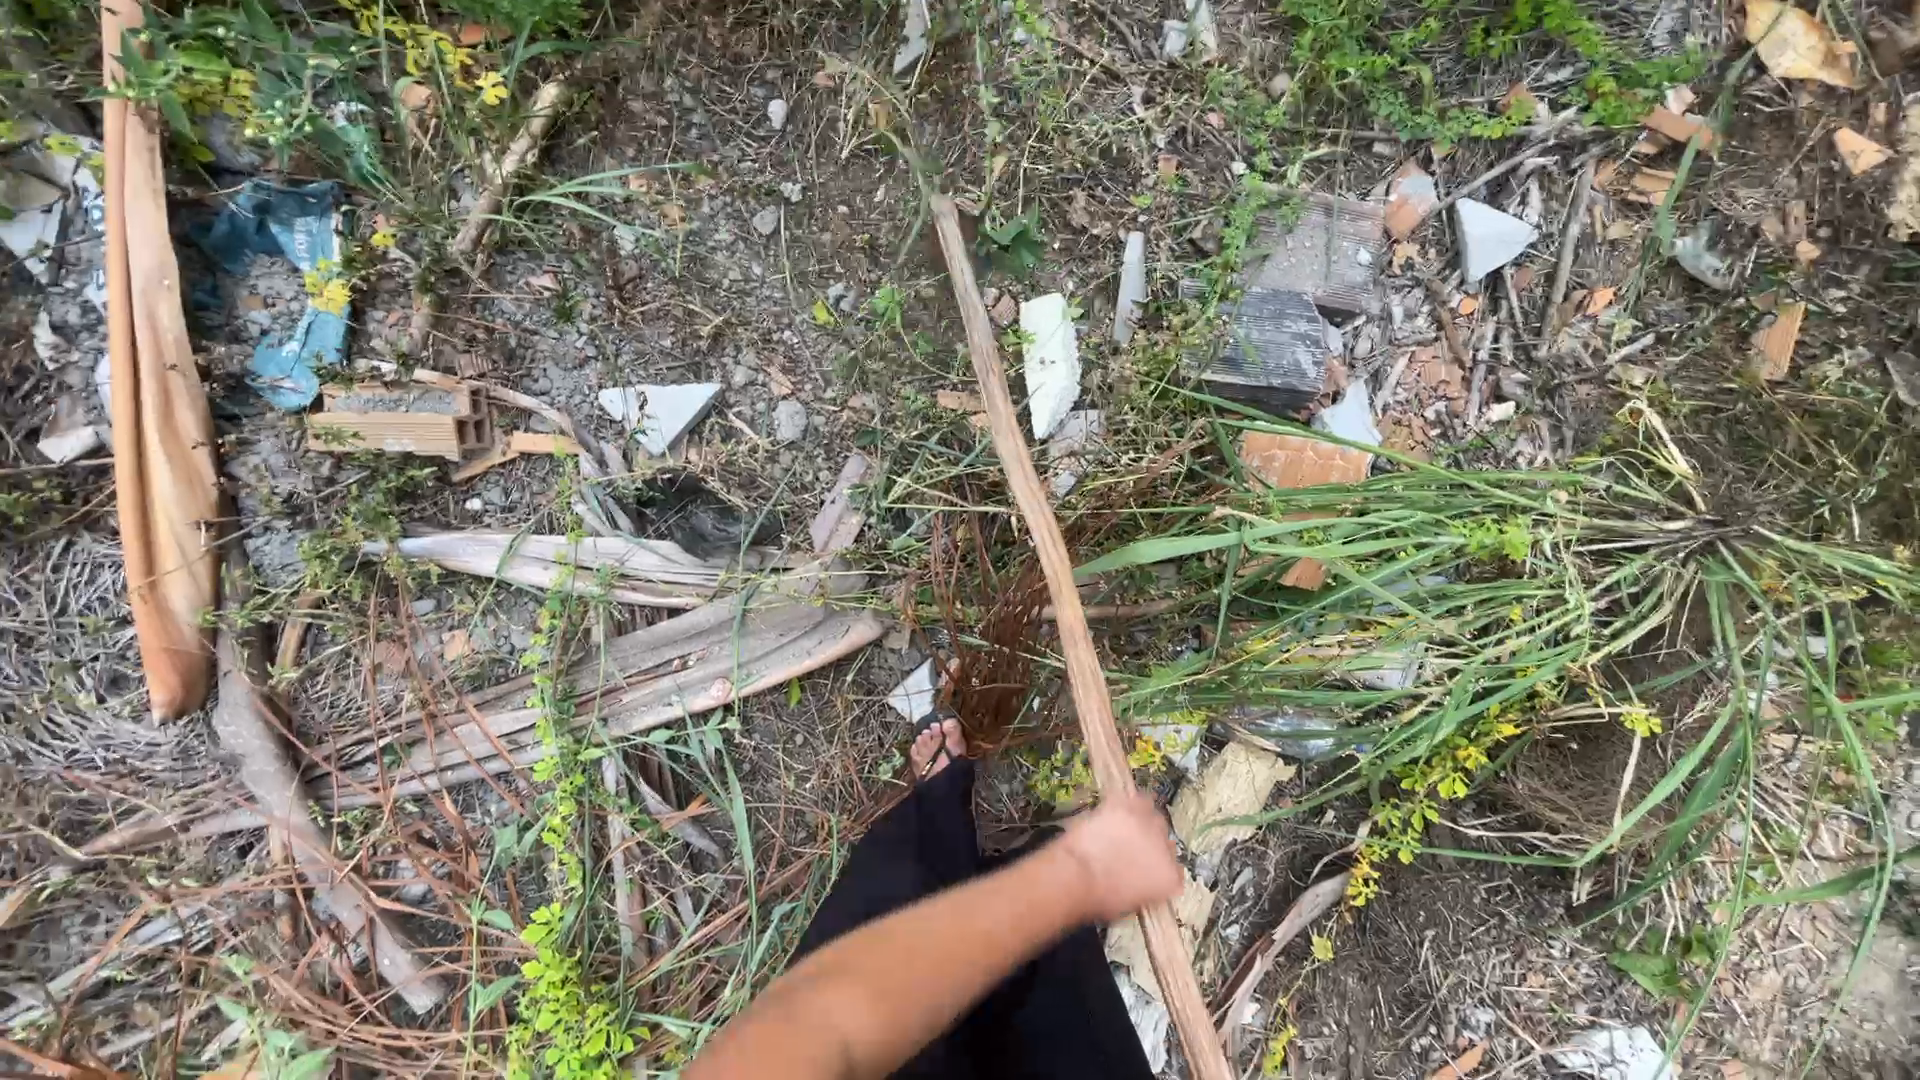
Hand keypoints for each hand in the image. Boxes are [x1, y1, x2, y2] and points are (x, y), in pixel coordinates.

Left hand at [1056, 785, 1182, 922]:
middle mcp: (1165, 848)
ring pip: (1152, 812)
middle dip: (1151, 839)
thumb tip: (1139, 878)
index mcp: (1169, 877)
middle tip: (1132, 844)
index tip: (1146, 866)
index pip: (1174, 868)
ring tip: (1126, 822)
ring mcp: (1147, 824)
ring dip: (1142, 817)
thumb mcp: (1131, 901)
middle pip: (1164, 837)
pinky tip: (1114, 806)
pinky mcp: (1127, 807)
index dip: (1158, 865)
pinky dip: (1124, 802)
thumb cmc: (1100, 898)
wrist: (1079, 875)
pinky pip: (1132, 798)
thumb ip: (1145, 886)